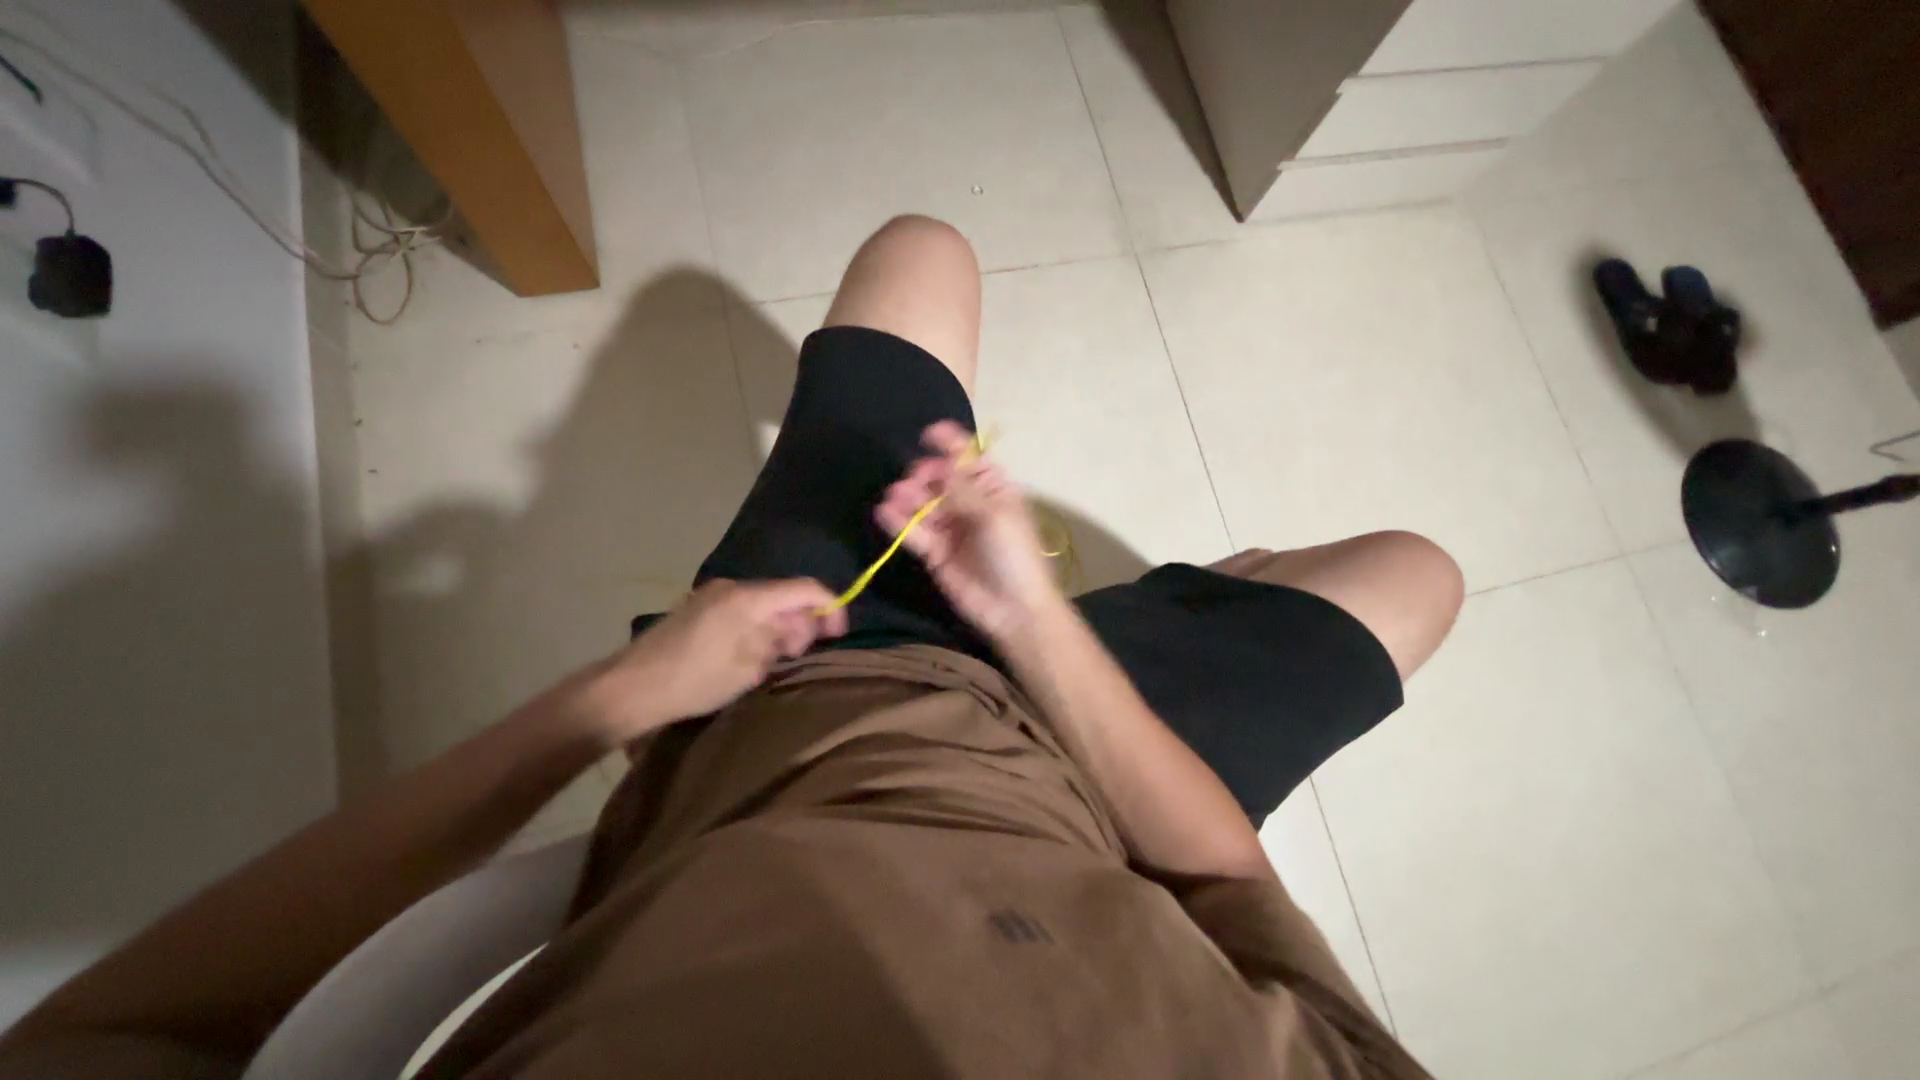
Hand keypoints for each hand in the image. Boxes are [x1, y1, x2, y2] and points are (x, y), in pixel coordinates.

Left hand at [587, 578, 846, 738]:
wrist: (632, 686)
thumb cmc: (696, 680)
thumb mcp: (750, 666)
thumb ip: (781, 640)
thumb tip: (800, 627)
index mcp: (749, 598)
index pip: (805, 589)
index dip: (830, 607)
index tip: (839, 634)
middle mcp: (733, 587)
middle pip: (785, 595)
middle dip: (801, 622)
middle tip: (798, 656)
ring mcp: (713, 595)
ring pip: (764, 604)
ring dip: (777, 627)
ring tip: (773, 660)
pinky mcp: (699, 607)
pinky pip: (743, 610)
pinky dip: (757, 627)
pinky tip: (751, 654)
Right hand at [876, 421, 1064, 641]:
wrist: (1015, 609)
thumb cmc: (1014, 555)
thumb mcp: (994, 515)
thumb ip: (963, 489)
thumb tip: (940, 463)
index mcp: (993, 487)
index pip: (969, 457)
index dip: (950, 444)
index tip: (928, 434)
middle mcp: (969, 503)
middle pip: (939, 478)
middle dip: (924, 474)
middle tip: (914, 481)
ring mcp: (950, 528)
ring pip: (923, 504)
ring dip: (908, 497)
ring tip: (895, 496)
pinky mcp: (935, 552)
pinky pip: (914, 532)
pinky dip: (899, 522)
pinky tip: (885, 512)